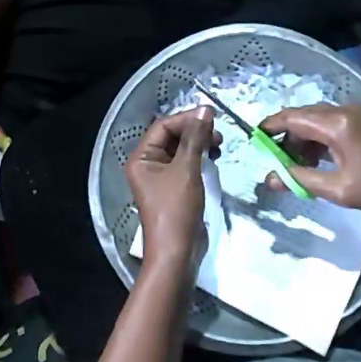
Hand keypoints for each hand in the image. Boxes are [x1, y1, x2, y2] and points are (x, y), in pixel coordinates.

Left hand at [125, 107, 215, 265]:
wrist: (177, 251)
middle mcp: (147, 164)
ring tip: (218, 145)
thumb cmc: (176, 209)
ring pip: (181, 149)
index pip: (163, 126)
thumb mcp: (186, 170)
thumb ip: (195, 138)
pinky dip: (199, 157)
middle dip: (195, 131)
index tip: (212, 116)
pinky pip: (186, 164)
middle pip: (172, 136)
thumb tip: (205, 110)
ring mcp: (161, 177)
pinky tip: (213, 157)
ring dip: (199, 143)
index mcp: (141, 157)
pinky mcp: (174, 187)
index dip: (187, 118)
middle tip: (219, 133)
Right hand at [257, 104, 360, 212]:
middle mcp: (343, 111)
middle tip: (276, 160)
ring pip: (316, 119)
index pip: (292, 118)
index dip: (270, 126)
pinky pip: (330, 123)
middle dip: (286, 136)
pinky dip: (317, 137)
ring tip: (297, 166)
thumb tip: (271, 178)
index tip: (255, 138)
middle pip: (302, 116)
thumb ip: (301, 180)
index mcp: (336, 124)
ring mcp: (355, 114)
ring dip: (302, 138)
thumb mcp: (337, 189)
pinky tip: (317, 160)